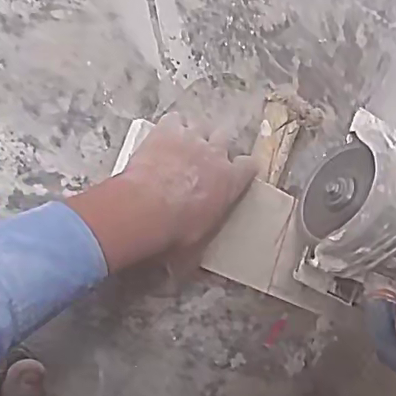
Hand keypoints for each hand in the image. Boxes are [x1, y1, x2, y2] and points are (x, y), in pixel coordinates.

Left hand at [67, 113, 256, 271]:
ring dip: (195, 133)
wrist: (146, 208)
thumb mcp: (193, 250)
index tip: (236, 174)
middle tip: (203, 159)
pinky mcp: (167, 130)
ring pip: (202, 124)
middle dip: (217, 146)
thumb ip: (198, 254)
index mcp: (232, 181)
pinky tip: (163, 134)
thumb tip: (190, 276)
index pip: (250, 167)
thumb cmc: (175, 232)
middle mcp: (218, 154)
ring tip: (183, 144)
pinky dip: (171, 125)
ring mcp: (193, 138)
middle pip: (227, 138)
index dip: (242, 169)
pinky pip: (175, 119)